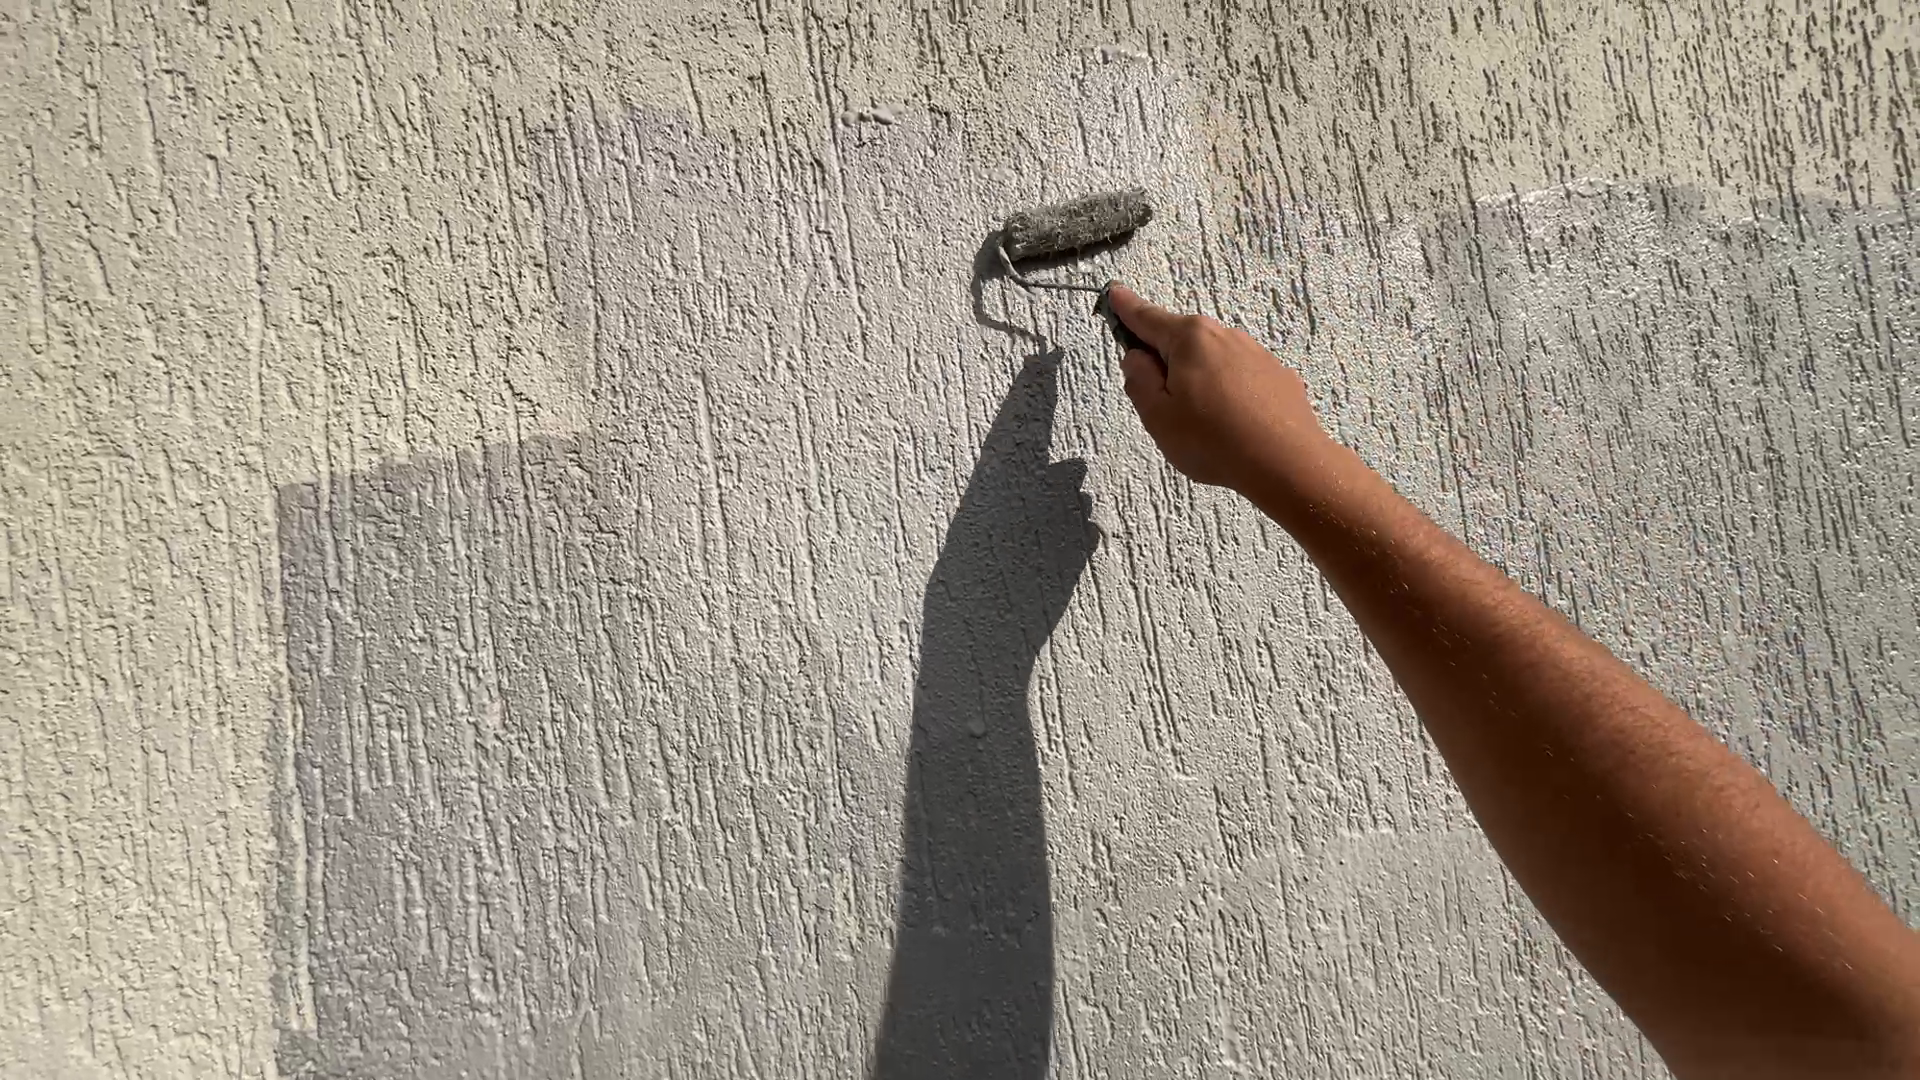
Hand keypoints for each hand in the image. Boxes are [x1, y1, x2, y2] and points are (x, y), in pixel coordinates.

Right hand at [1107, 284, 1333, 495]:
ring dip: (1196, 381)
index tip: (1114, 292)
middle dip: (1163, 362)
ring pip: (1209, 360)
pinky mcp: (1276, 375)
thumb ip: (1138, 381)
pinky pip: (1237, 377)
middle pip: (1180, 341)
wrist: (1285, 463)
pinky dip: (1225, 393)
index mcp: (1189, 339)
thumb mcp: (1157, 415)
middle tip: (1160, 405)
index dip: (1126, 308)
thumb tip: (1136, 358)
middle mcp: (1224, 336)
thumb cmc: (1213, 441)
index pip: (1147, 317)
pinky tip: (1228, 425)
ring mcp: (1255, 353)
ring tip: (1200, 425)